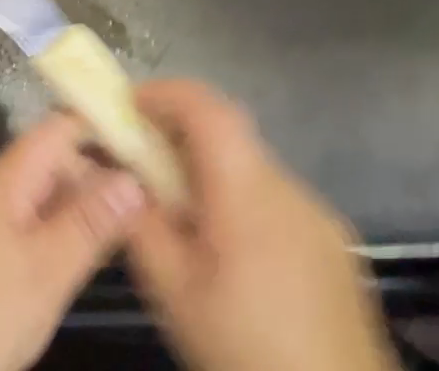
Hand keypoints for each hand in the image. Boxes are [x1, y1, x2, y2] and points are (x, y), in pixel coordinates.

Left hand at [0, 112, 144, 370]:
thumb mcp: (48, 269)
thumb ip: (90, 222)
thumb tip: (133, 177)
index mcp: (4, 178)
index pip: (57, 129)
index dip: (102, 127)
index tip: (152, 138)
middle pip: (55, 159)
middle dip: (102, 170)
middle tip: (159, 191)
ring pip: (48, 192)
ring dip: (89, 202)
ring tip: (143, 218)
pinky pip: (37, 218)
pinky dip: (68, 226)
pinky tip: (99, 248)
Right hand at [119, 81, 397, 370]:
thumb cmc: (244, 348)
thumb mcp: (171, 289)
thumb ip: (137, 219)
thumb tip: (104, 169)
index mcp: (248, 196)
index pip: (207, 108)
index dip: (161, 94)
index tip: (122, 109)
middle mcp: (291, 192)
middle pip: (227, 135)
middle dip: (174, 136)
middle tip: (134, 168)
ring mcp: (319, 217)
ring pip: (249, 168)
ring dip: (206, 172)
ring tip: (176, 220)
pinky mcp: (334, 244)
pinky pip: (274, 200)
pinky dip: (237, 201)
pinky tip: (225, 253)